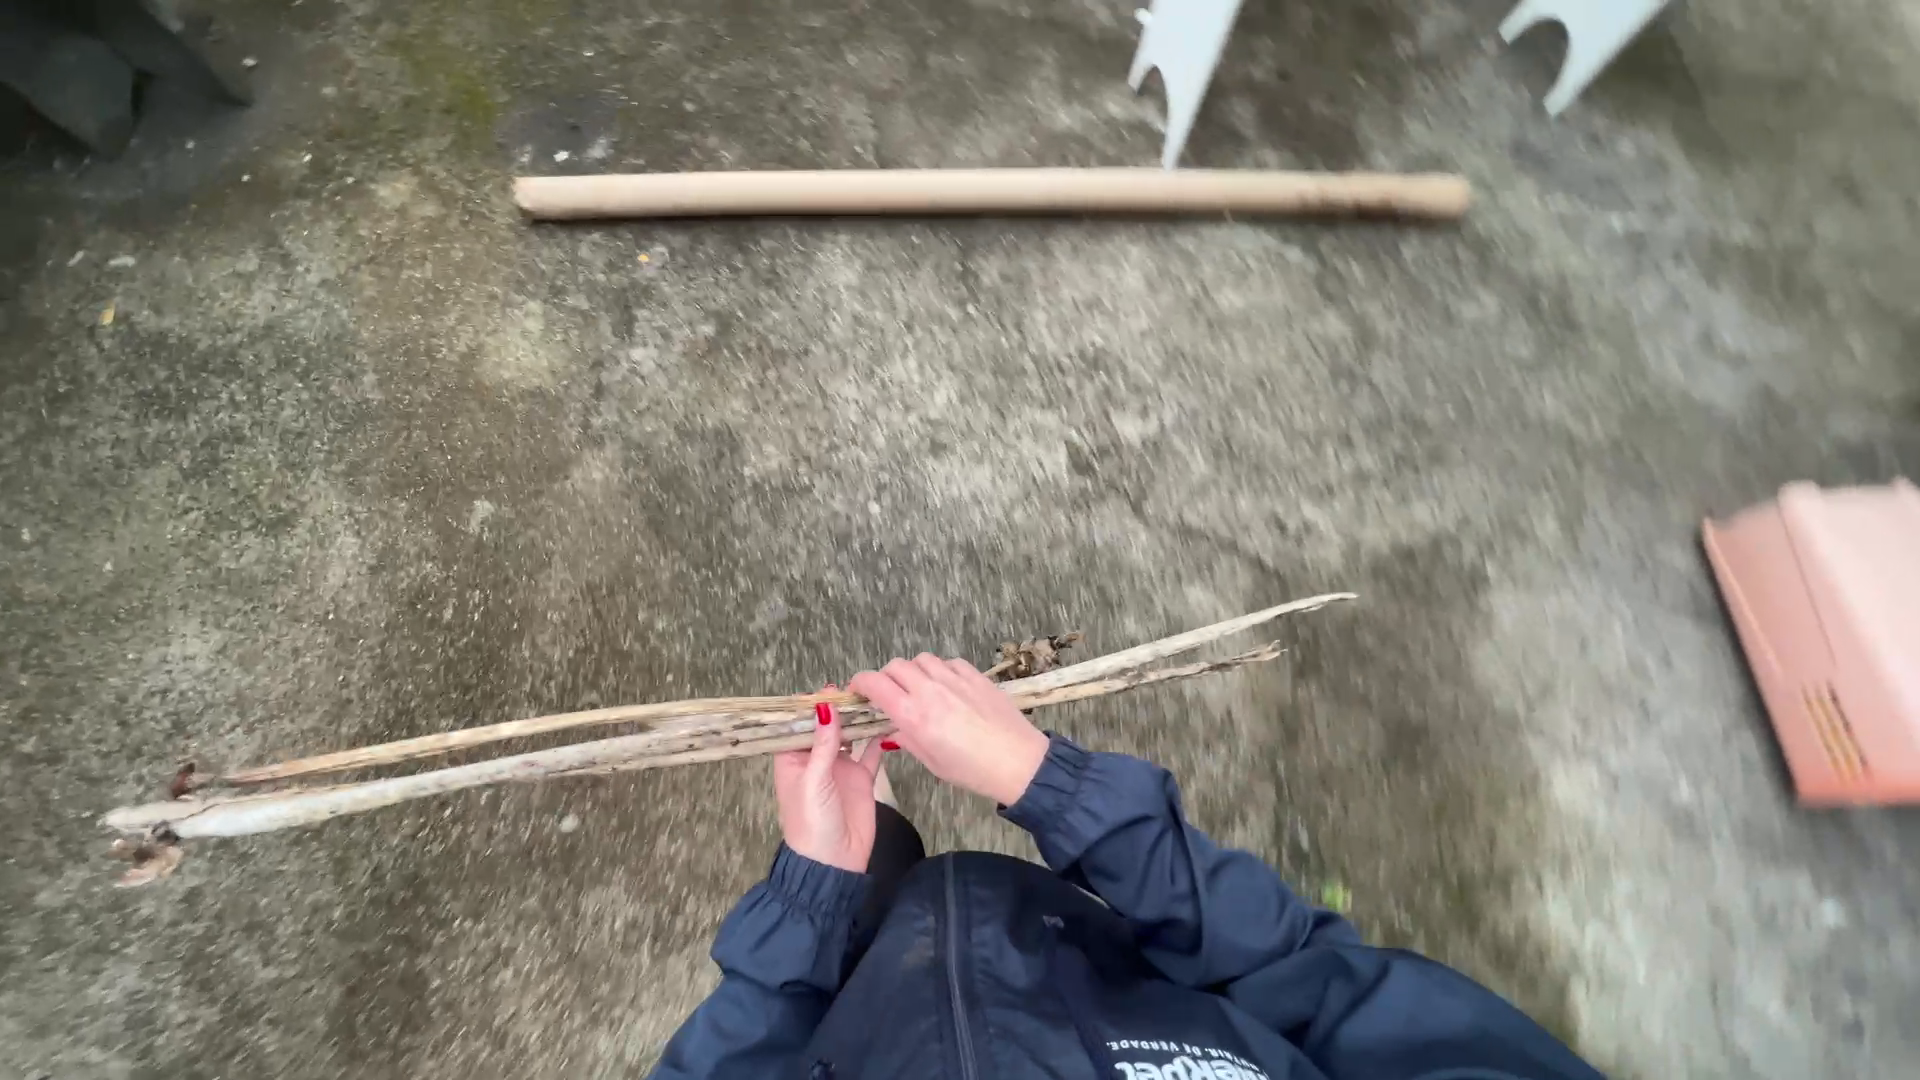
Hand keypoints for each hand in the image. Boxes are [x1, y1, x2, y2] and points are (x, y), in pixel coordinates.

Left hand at [773, 688, 883, 872]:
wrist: (834, 863)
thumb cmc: (811, 823)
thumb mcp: (813, 780)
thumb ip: (823, 744)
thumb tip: (825, 706)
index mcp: (793, 760)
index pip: (798, 725)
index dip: (811, 706)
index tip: (828, 688)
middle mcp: (816, 760)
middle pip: (827, 726)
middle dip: (839, 708)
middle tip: (857, 688)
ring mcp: (840, 768)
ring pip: (850, 735)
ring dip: (858, 719)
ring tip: (873, 698)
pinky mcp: (861, 778)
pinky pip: (871, 753)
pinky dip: (879, 738)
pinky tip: (890, 721)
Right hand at [850, 656, 1049, 805]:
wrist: (1017, 762)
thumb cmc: (972, 770)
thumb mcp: (931, 762)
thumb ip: (906, 738)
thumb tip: (894, 727)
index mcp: (913, 715)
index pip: (874, 683)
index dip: (860, 682)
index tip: (858, 689)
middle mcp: (930, 691)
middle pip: (895, 666)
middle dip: (886, 677)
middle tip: (890, 693)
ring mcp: (954, 679)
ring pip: (921, 659)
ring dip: (914, 671)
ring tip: (920, 688)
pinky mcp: (975, 676)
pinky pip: (948, 662)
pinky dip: (941, 670)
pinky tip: (947, 687)